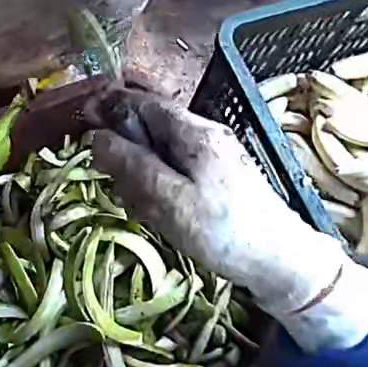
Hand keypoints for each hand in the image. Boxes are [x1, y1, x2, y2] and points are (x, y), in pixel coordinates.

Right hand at [88, 89, 367, 350]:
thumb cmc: (223, 231)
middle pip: (150, 125)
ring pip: (161, 148)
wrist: (283, 264)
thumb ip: (131, 165)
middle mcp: (205, 133)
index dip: (111, 107)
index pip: (143, 103)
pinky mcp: (219, 176)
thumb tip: (95, 136)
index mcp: (193, 132)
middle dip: (126, 147)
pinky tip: (159, 211)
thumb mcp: (168, 200)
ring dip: (141, 170)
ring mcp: (214, 154)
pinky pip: (177, 167)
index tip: (84, 121)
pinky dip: (159, 183)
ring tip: (138, 205)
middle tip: (115, 182)